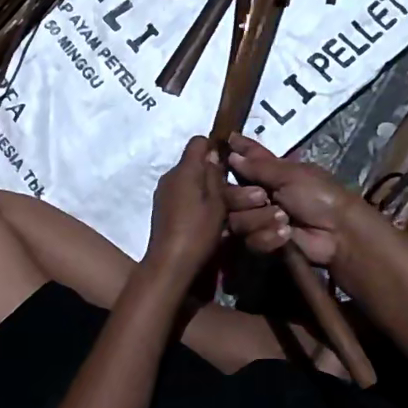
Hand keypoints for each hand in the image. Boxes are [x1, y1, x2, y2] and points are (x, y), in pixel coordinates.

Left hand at [144, 136, 227, 277]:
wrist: (170, 264)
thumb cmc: (197, 231)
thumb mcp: (216, 203)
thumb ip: (214, 174)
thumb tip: (212, 151)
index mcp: (183, 170)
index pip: (198, 143)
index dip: (215, 148)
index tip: (232, 162)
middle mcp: (170, 177)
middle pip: (196, 165)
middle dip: (218, 175)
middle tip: (244, 191)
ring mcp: (164, 194)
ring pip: (191, 182)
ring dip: (210, 190)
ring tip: (233, 207)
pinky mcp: (163, 209)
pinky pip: (184, 196)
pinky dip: (198, 201)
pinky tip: (213, 218)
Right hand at [222, 134, 367, 265]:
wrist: (337, 232)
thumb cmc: (319, 195)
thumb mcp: (290, 174)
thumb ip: (258, 166)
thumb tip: (231, 154)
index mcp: (269, 172)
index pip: (247, 158)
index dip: (237, 150)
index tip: (227, 141)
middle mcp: (259, 194)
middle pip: (228, 194)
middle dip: (243, 196)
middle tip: (262, 197)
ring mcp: (258, 220)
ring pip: (236, 219)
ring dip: (259, 219)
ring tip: (284, 218)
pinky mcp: (263, 242)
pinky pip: (250, 240)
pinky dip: (268, 236)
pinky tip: (286, 234)